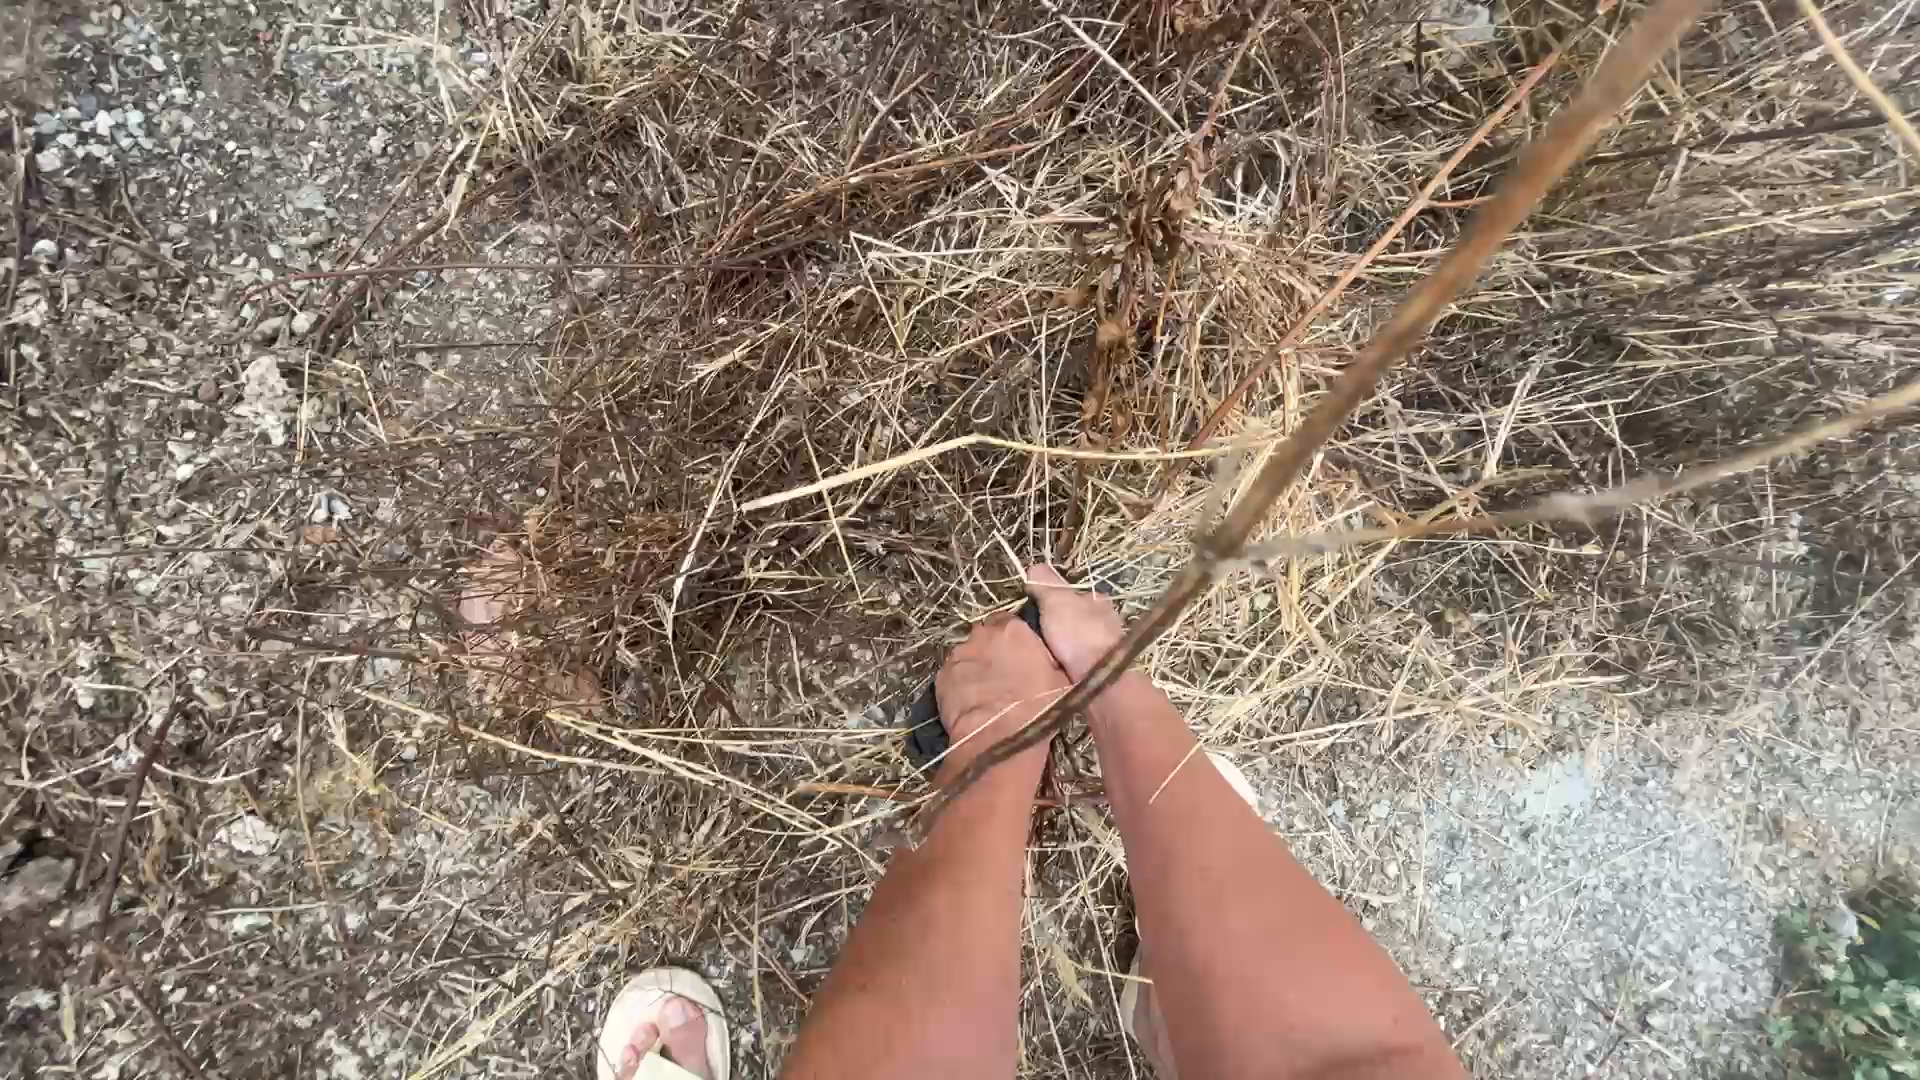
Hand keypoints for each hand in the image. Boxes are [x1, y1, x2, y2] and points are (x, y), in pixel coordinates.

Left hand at [933, 612, 1068, 772]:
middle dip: (992, 650)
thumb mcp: (1060, 679)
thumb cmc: (1037, 709)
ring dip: (975, 667)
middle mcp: (981, 635)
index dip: (1013, 638)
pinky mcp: (941, 677)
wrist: (999, 738)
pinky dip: (959, 685)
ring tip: (985, 692)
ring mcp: (958, 656)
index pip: (1008, 621)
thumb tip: (1045, 658)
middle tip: (1003, 674)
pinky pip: (952, 676)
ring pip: (967, 656)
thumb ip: (1046, 659)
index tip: (1018, 653)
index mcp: (1012, 630)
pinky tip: (970, 703)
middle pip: (985, 636)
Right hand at [1024, 564, 1123, 680]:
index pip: (1069, 594)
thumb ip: (1045, 583)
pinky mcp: (1096, 672)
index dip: (1048, 599)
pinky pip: (1071, 664)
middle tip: (1031, 634)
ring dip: (1054, 648)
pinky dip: (1060, 665)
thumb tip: (1034, 567)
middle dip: (1050, 627)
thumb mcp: (1058, 600)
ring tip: (1034, 653)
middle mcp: (1103, 623)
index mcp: (1097, 601)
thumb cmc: (1081, 634)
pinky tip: (1048, 668)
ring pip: (1069, 643)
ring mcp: (1101, 649)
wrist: (1100, 681)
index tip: (1031, 610)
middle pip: (1067, 619)